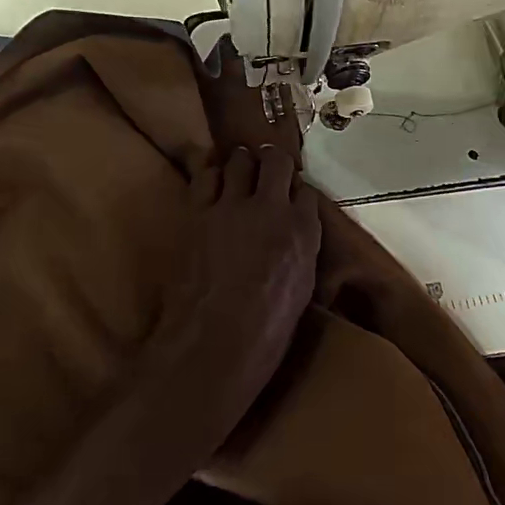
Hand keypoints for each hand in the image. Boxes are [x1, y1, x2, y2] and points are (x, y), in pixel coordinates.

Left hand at [174, 146, 322, 412]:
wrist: (212, 343)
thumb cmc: (267, 331)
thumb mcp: (302, 288)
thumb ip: (300, 250)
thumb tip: (295, 235)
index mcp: (302, 229)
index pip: (306, 192)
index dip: (298, 192)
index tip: (292, 197)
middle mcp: (270, 207)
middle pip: (275, 162)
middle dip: (272, 160)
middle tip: (267, 165)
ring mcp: (231, 205)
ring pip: (238, 161)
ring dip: (241, 163)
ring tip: (239, 167)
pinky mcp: (198, 211)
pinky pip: (205, 176)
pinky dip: (211, 174)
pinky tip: (212, 180)